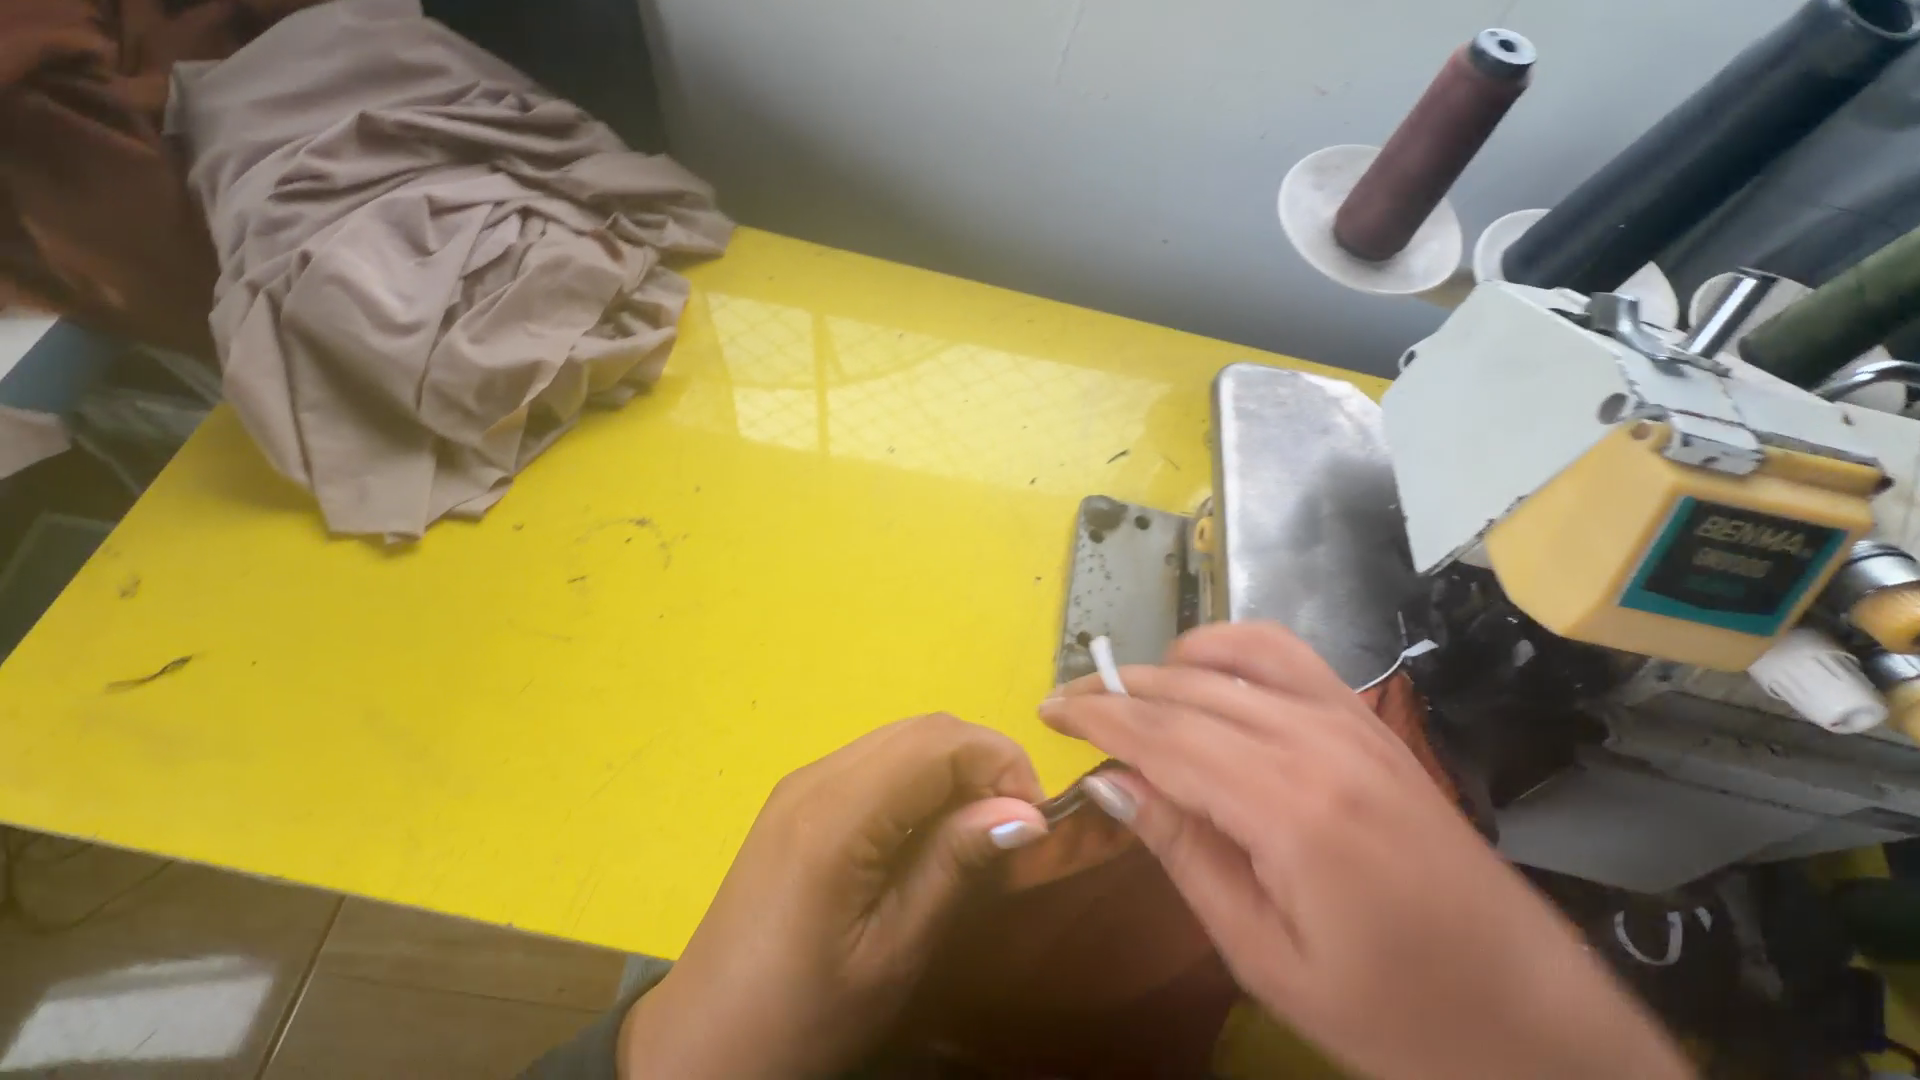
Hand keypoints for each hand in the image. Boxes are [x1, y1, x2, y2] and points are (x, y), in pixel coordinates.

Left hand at [619, 715, 1048, 1078]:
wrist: (703, 1042)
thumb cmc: (803, 1013)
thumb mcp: (892, 952)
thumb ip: (953, 866)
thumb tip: (1026, 813)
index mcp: (835, 814)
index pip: (940, 743)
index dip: (1002, 764)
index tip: (1033, 822)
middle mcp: (815, 777)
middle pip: (923, 730)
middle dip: (983, 762)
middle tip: (1013, 828)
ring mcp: (801, 784)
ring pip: (901, 740)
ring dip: (953, 769)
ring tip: (978, 833)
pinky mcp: (797, 800)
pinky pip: (875, 763)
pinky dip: (920, 780)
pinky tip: (929, 832)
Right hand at [1040, 621, 1693, 1079]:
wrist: (1528, 1017)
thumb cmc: (1388, 1012)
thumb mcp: (1263, 954)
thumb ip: (1183, 851)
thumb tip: (1112, 783)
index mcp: (1289, 807)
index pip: (1164, 736)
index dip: (1098, 717)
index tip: (1047, 707)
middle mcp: (1319, 742)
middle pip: (1191, 689)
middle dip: (1119, 689)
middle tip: (1068, 702)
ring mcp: (1354, 723)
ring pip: (1236, 656)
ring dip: (1170, 665)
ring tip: (1129, 694)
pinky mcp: (1372, 724)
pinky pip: (1290, 657)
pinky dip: (1232, 650)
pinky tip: (1206, 677)